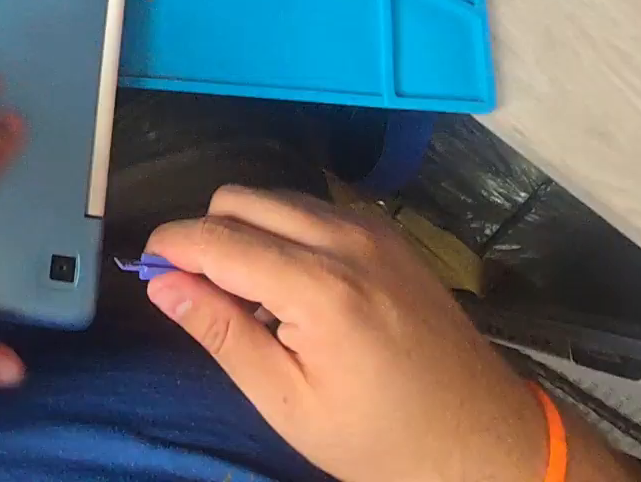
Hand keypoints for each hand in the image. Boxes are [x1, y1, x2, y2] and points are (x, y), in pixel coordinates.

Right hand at [144, 186, 547, 481]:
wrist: (492, 445)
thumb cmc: (383, 441)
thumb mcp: (289, 404)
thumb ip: (220, 332)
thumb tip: (158, 283)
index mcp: (319, 288)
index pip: (215, 239)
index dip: (168, 246)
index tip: (147, 270)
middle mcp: (342, 237)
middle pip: (235, 199)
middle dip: (203, 235)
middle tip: (204, 292)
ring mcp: (368, 226)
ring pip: (268, 196)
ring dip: (240, 229)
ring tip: (251, 292)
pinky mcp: (383, 227)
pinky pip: (304, 204)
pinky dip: (277, 227)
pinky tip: (291, 279)